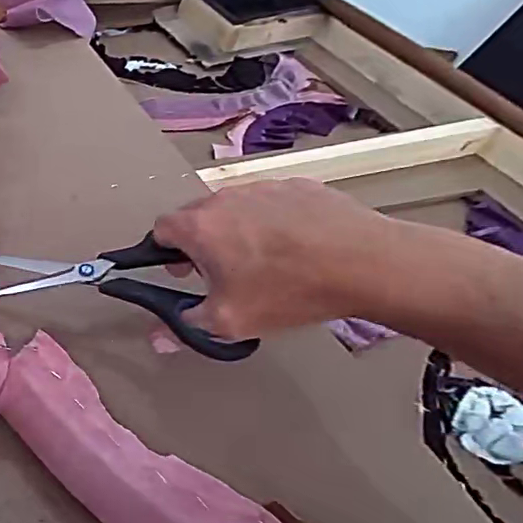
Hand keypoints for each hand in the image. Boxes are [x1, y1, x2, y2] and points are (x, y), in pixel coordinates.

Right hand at [152, 179, 405, 338]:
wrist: (363, 262)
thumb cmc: (291, 290)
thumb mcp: (231, 321)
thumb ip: (187, 325)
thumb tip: (159, 337)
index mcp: (201, 226)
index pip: (161, 229)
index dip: (164, 252)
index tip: (179, 270)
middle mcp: (225, 198)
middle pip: (197, 216)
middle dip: (201, 243)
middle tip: (220, 272)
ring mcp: (262, 187)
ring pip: (235, 208)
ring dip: (236, 230)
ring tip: (264, 262)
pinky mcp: (296, 186)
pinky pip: (270, 203)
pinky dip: (272, 221)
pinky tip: (294, 247)